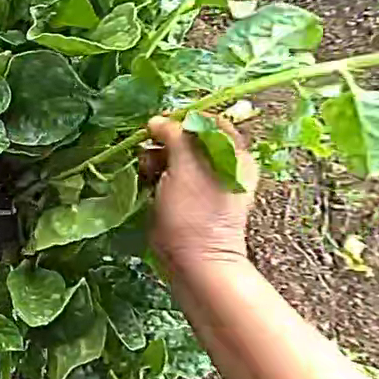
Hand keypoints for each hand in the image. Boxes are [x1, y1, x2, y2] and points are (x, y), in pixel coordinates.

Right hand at [147, 115, 256, 272]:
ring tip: (145, 167)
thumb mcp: (186, 166)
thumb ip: (175, 136)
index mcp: (233, 155)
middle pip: (189, 137)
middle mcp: (221, 165)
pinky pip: (170, 173)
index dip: (182, 119)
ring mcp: (203, 181)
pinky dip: (156, 171)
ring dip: (156, 156)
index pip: (207, 122)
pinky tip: (146, 178)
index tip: (158, 124)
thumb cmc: (194, 212)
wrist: (194, 259)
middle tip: (148, 146)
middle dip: (165, 139)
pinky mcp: (187, 196)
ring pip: (176, 155)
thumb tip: (157, 120)